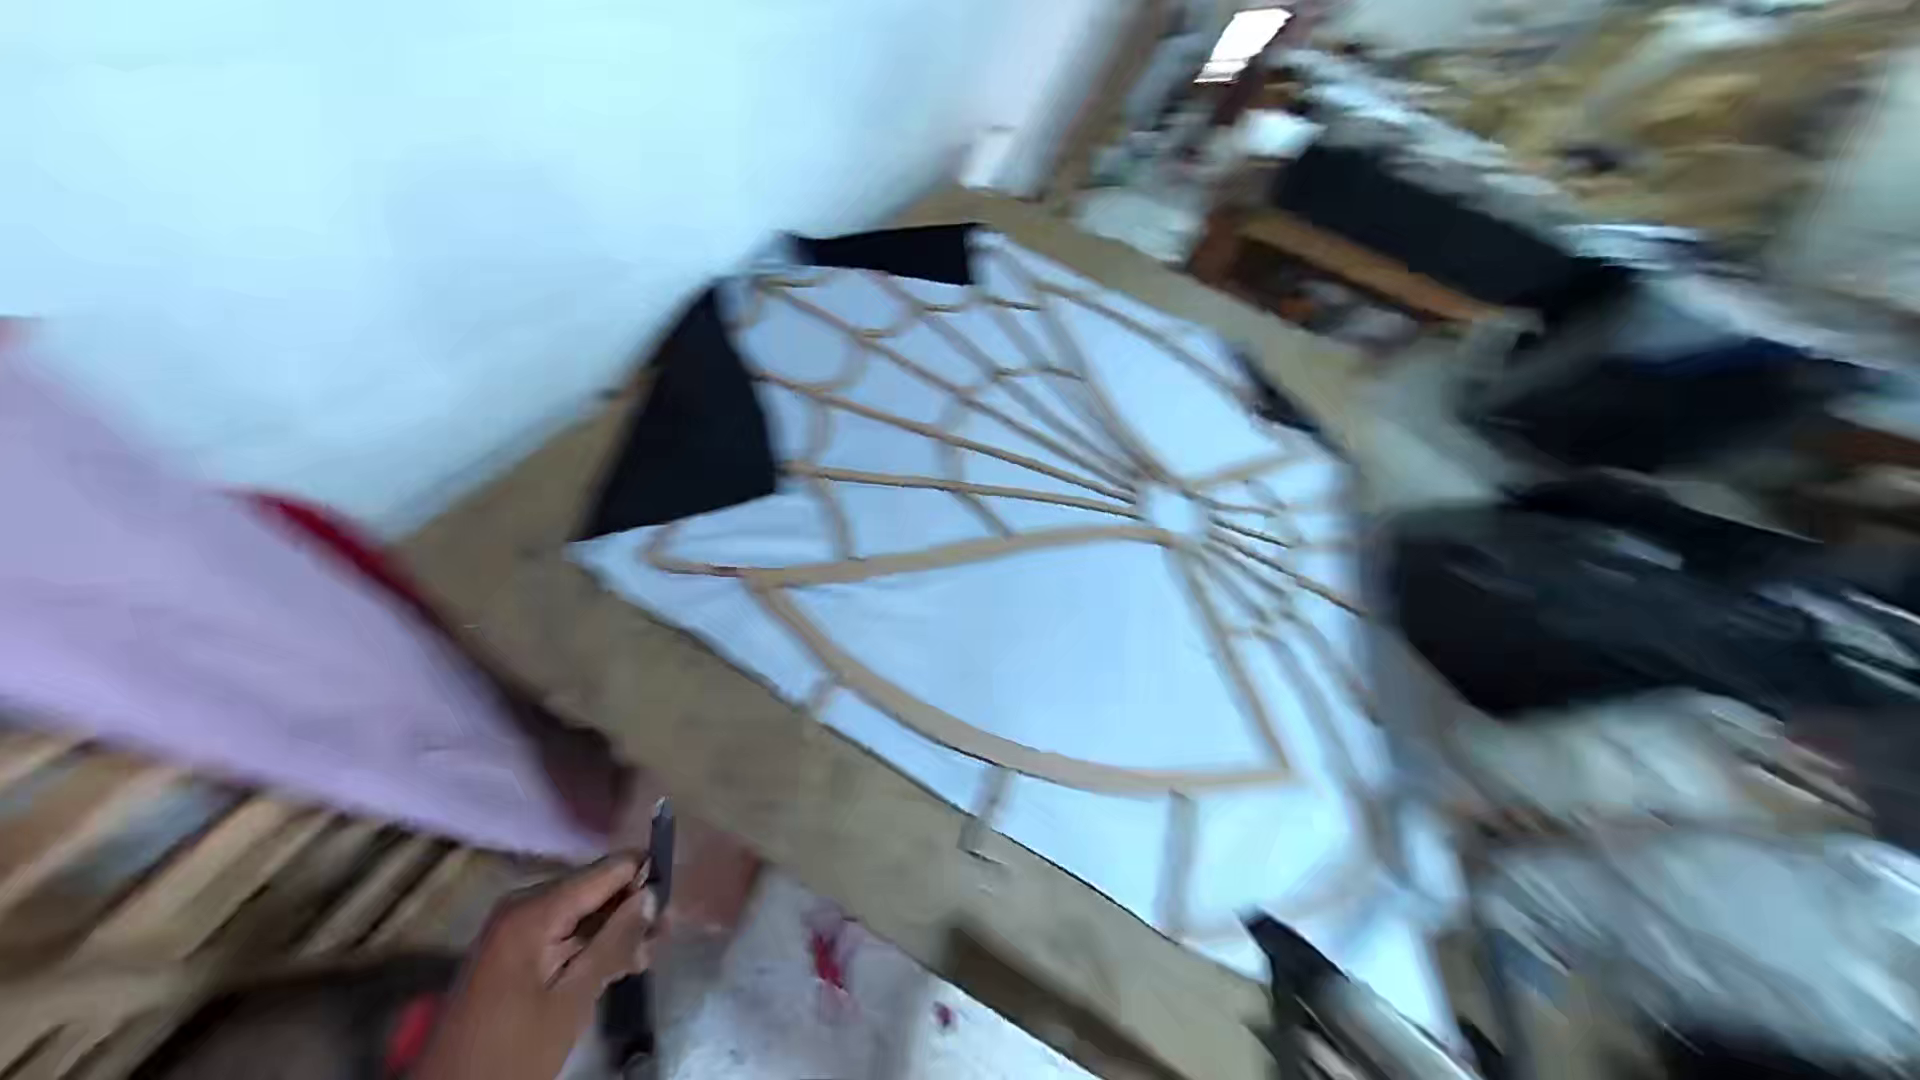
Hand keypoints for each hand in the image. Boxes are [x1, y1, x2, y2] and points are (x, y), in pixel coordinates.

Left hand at [412, 856, 656, 1079]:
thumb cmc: (511, 1052)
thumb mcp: (574, 998)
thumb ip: (617, 939)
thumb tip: (654, 892)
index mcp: (534, 909)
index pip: (609, 868)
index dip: (646, 876)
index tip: (674, 901)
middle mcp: (523, 904)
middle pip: (597, 887)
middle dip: (632, 909)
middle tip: (663, 938)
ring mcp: (514, 926)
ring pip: (585, 910)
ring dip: (616, 930)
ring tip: (643, 959)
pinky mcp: (512, 948)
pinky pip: (565, 929)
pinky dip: (592, 943)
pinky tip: (616, 965)